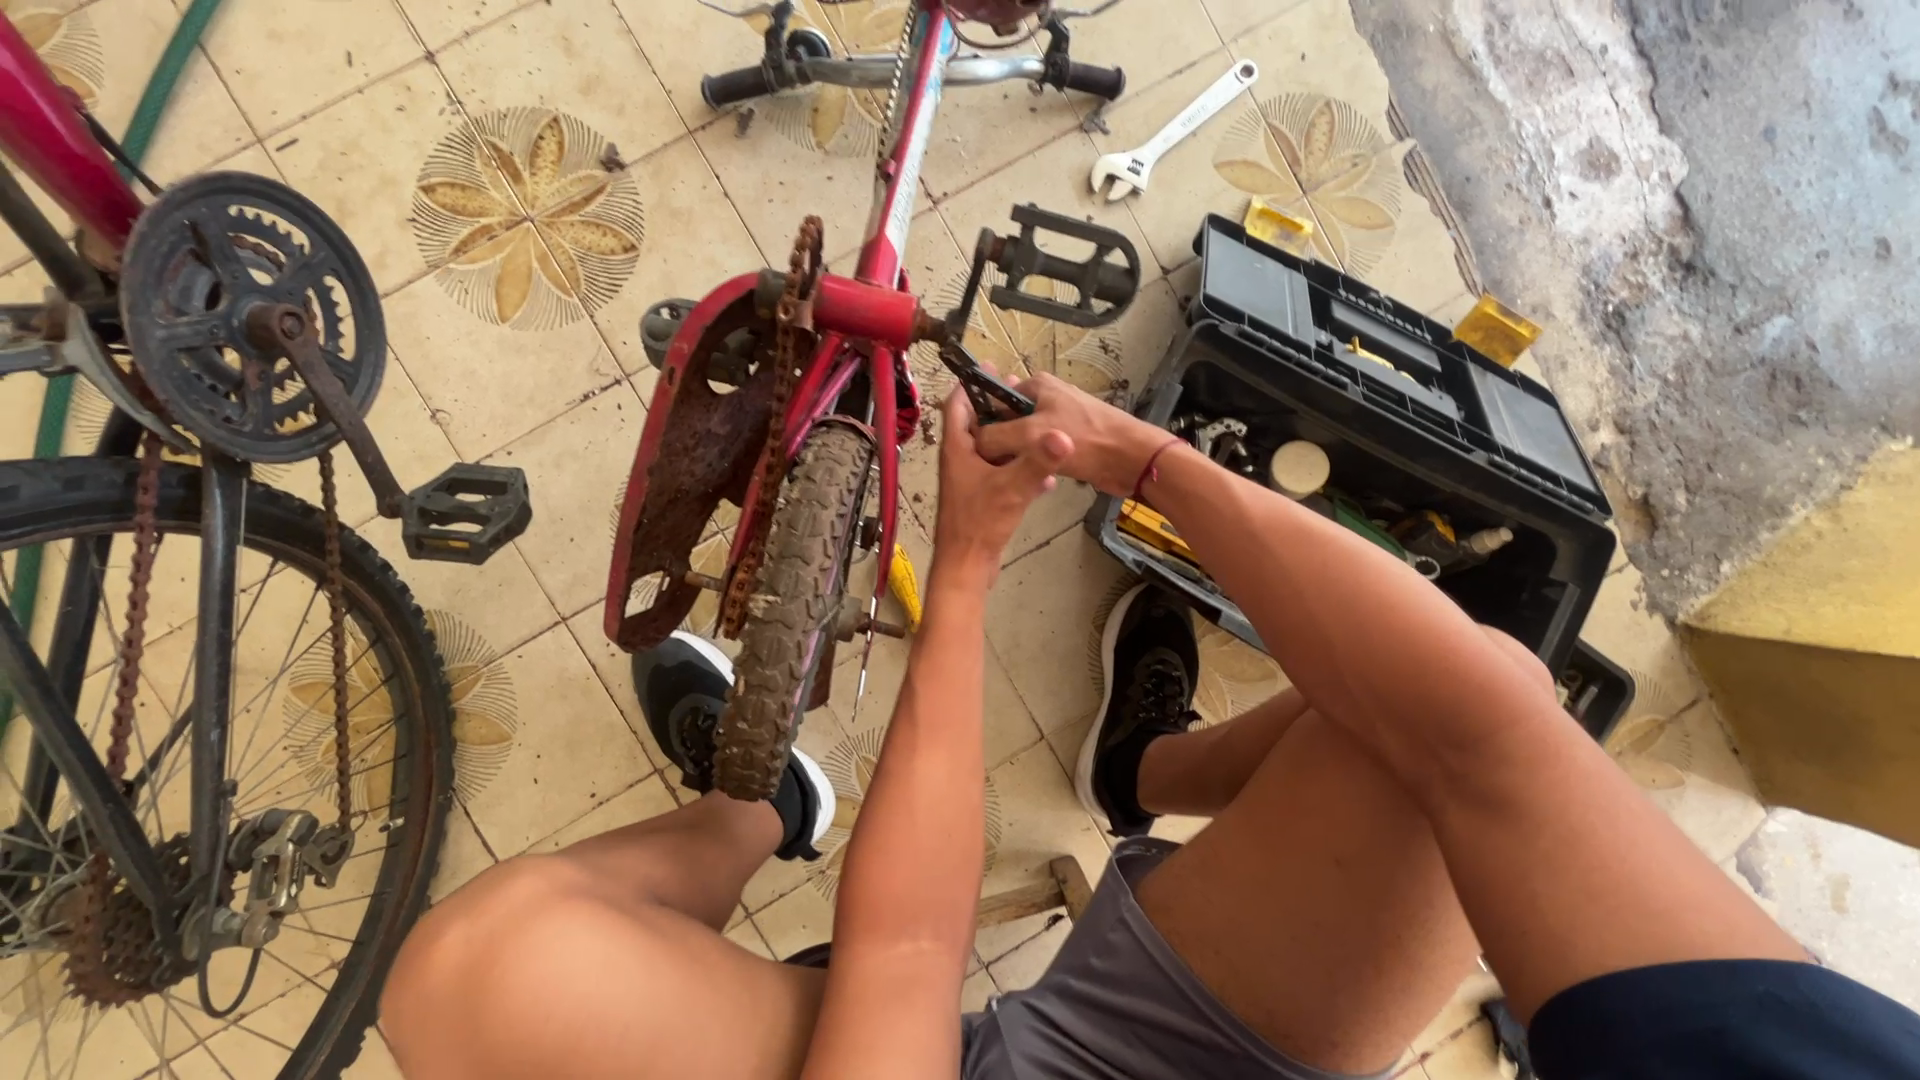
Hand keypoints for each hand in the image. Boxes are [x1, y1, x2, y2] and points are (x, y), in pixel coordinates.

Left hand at [933, 389, 1072, 577]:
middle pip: (977, 425)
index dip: (972, 385)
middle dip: (1000, 411)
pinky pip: (1003, 475)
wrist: (967, 568)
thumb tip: (1063, 434)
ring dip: (1015, 442)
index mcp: (957, 450)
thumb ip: (1039, 461)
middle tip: (1025, 399)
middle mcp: (960, 461)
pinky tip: (1047, 479)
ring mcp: (970, 481)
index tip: (993, 369)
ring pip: (993, 451)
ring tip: (1041, 431)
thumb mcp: (1014, 488)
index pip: (957, 406)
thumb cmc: (980, 524)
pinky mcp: (983, 499)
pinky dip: (1021, 471)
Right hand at [972, 373, 1166, 496]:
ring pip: (1023, 439)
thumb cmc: (1084, 439)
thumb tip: (975, 444)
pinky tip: (1028, 478)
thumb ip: (996, 437)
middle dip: (998, 441)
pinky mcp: (1068, 443)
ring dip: (1015, 455)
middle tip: (989, 464)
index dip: (981, 421)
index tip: (972, 447)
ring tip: (1006, 473)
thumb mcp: (1031, 436)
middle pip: (1007, 420)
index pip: (995, 399)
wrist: (1131, 458)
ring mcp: (1058, 421)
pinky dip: (1032, 463)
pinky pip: (1039, 452)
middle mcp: (1045, 399)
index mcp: (1036, 386)